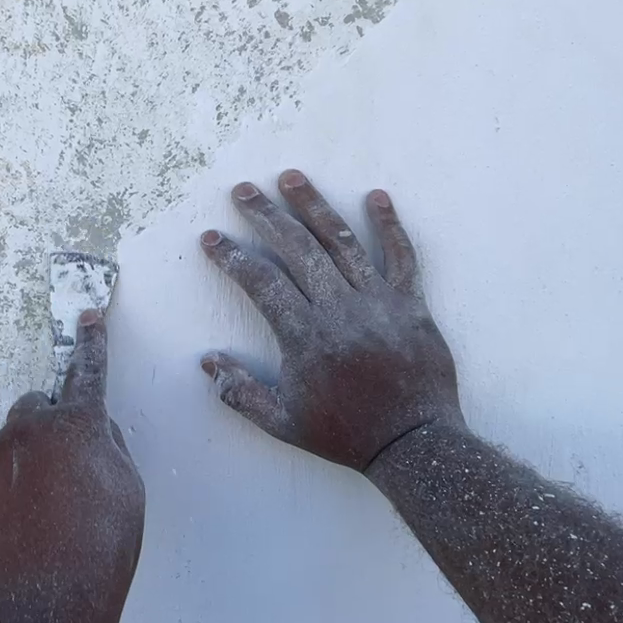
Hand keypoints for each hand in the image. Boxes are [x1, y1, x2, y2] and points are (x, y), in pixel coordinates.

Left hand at [0, 311, 144, 622]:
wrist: (46, 609)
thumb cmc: (100, 552)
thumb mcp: (129, 493)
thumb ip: (107, 447)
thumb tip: (92, 431)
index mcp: (77, 427)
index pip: (88, 373)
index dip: (92, 344)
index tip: (86, 318)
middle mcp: (28, 431)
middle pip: (36, 409)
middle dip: (48, 428)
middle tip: (63, 472)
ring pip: (8, 447)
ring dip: (22, 466)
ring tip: (38, 517)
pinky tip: (14, 530)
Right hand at [200, 169, 463, 471]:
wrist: (415, 444)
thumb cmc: (345, 435)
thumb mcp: (282, 423)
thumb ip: (240, 393)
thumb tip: (208, 362)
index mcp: (305, 337)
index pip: (261, 282)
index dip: (232, 257)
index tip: (211, 238)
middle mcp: (339, 310)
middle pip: (297, 249)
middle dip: (266, 216)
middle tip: (244, 190)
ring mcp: (378, 303)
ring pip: (341, 242)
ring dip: (314, 206)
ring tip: (291, 177)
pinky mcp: (411, 304)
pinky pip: (402, 256)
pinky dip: (390, 225)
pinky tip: (376, 197)